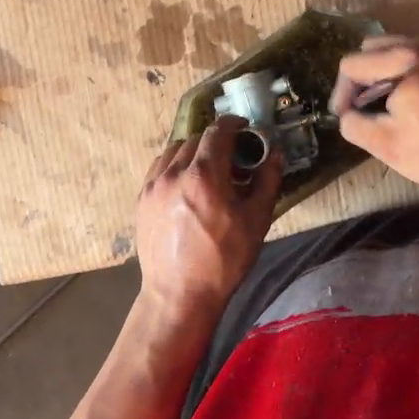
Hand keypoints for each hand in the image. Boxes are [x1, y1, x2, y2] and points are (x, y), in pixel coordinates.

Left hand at [135, 115, 282, 316]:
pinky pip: (159, 168)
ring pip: (174, 151)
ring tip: (208, 170)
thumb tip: (276, 154)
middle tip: (232, 158)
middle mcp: (174, 173)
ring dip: (193, 152)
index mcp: (204, 175)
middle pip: (196, 139)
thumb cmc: (223, 260)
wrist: (179, 294)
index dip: (233, 124)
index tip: (244, 127)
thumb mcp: (256, 221)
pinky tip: (186, 184)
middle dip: (216, 142)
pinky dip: (175, 166)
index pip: (217, 131)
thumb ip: (267, 181)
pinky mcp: (142, 200)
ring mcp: (153, 185)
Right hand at [331, 35, 418, 199]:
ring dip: (386, 75)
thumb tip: (347, 114)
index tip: (346, 116)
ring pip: (400, 51)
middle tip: (365, 110)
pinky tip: (418, 105)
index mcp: (406, 58)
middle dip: (363, 78)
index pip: (353, 63)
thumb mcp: (387, 146)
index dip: (342, 92)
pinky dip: (411, 75)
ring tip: (390, 108)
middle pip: (375, 49)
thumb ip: (353, 124)